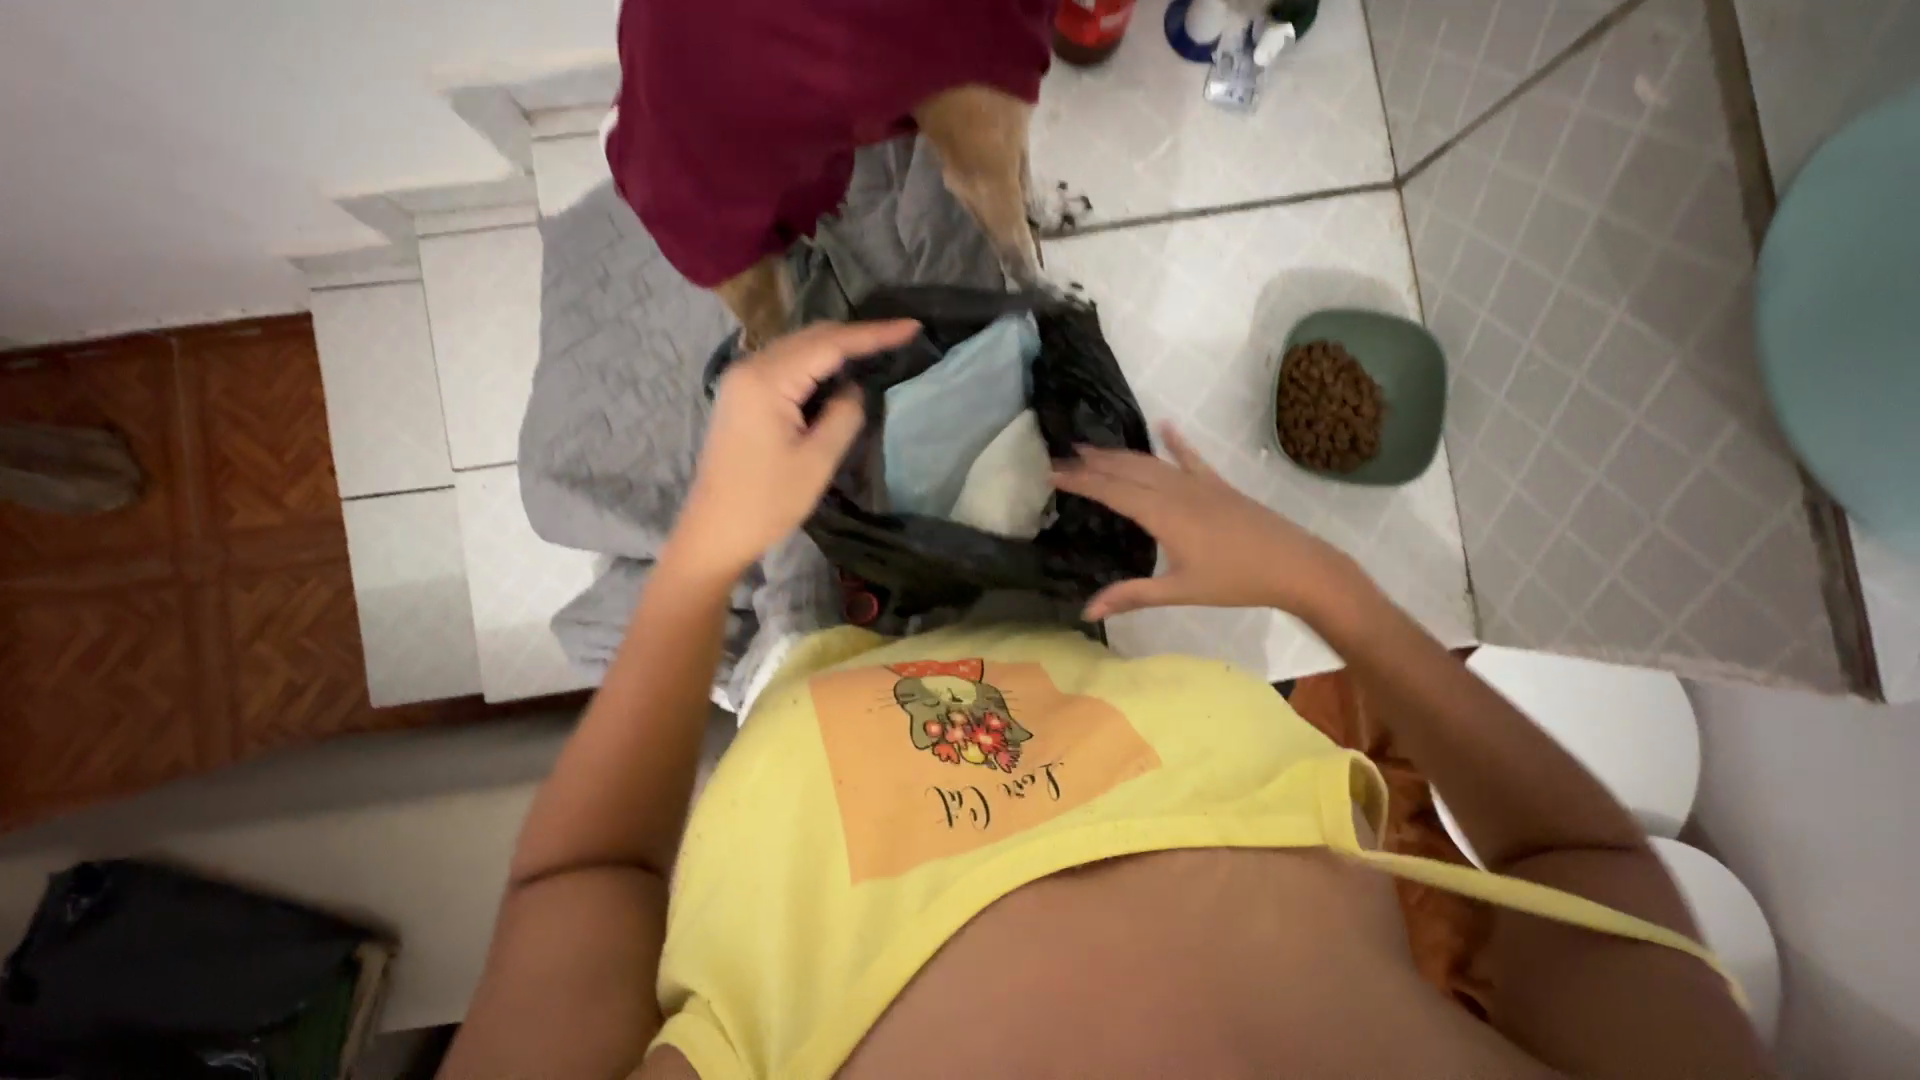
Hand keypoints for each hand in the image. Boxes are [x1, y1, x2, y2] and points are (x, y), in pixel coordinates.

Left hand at [670, 319, 918, 578]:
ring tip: (877, 350)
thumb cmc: (767, 502)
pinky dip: (814, 364)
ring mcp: (740, 380)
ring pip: (797, 348)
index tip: (912, 328)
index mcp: (767, 380)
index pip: (830, 344)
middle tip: (899, 337)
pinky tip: (838, 372)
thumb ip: (844, 415)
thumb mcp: (817, 460)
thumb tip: (854, 389)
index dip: (874, 334)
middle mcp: (749, 368)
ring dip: (836, 347)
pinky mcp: (740, 396)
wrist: (714, 532)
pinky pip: (784, 365)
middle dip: (856, 335)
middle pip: (811, 336)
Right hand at [1052, 424, 1366, 620]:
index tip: (1051, 472)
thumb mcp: (1180, 591)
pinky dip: (1176, 442)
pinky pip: (1191, 458)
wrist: (1295, 565)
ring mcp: (1199, 484)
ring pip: (1151, 462)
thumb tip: (1087, 612)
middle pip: (1126, 470)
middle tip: (1061, 457)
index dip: (1080, 481)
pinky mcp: (1218, 485)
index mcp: (1163, 513)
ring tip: (1092, 447)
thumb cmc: (1235, 580)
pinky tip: (1165, 426)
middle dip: (1092, 463)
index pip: (1111, 492)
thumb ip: (1132, 596)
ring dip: (1120, 454)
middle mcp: (1176, 490)